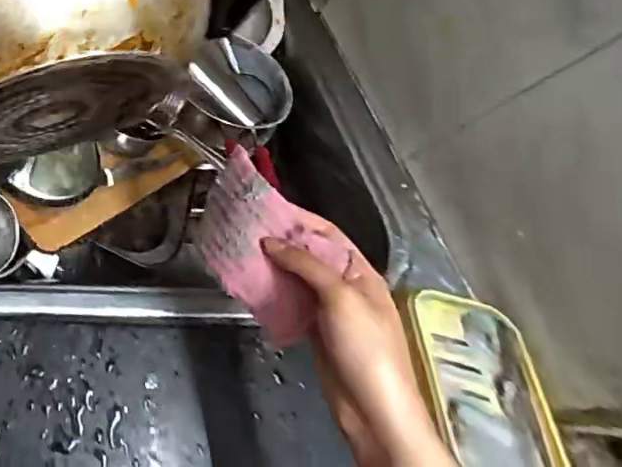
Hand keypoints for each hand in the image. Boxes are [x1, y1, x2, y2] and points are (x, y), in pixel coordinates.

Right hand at [263, 218, 451, 466]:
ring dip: (274, 265)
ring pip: (297, 277)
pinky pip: (291, 301)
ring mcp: (330, 309)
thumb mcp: (340, 297)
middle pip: (309, 254)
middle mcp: (345, 286)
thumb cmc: (367, 349)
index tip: (269, 208)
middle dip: (281, 241)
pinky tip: (254, 283)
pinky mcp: (315, 329)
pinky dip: (274, 291)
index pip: (328, 234)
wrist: (375, 413)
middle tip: (249, 227)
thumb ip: (305, 264)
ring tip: (245, 250)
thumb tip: (270, 240)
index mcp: (361, 272)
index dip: (300, 218)